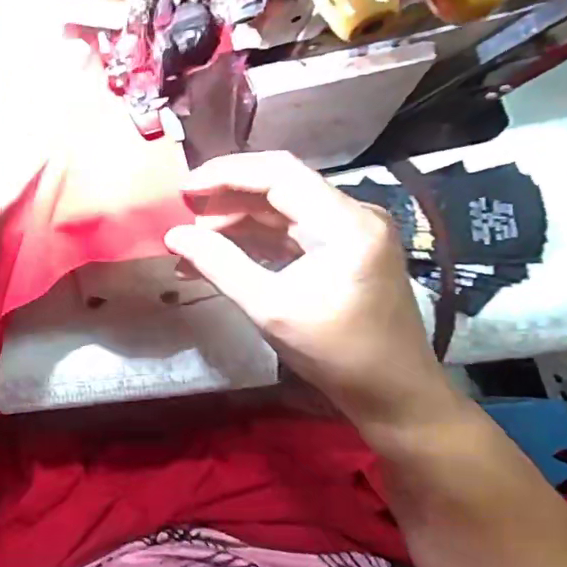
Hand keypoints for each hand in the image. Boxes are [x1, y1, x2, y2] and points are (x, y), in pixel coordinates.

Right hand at [163, 151, 453, 429]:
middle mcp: (353, 214)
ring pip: (281, 209)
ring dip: (235, 222)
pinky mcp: (344, 250)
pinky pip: (290, 232)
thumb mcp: (268, 308)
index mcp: (345, 222)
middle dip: (226, 198)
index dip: (226, 174)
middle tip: (182, 215)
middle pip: (279, 186)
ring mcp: (351, 231)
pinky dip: (254, 241)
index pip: (278, 173)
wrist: (394, 394)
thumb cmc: (335, 351)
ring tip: (191, 244)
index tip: (183, 189)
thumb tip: (173, 235)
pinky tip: (218, 256)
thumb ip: (218, 264)